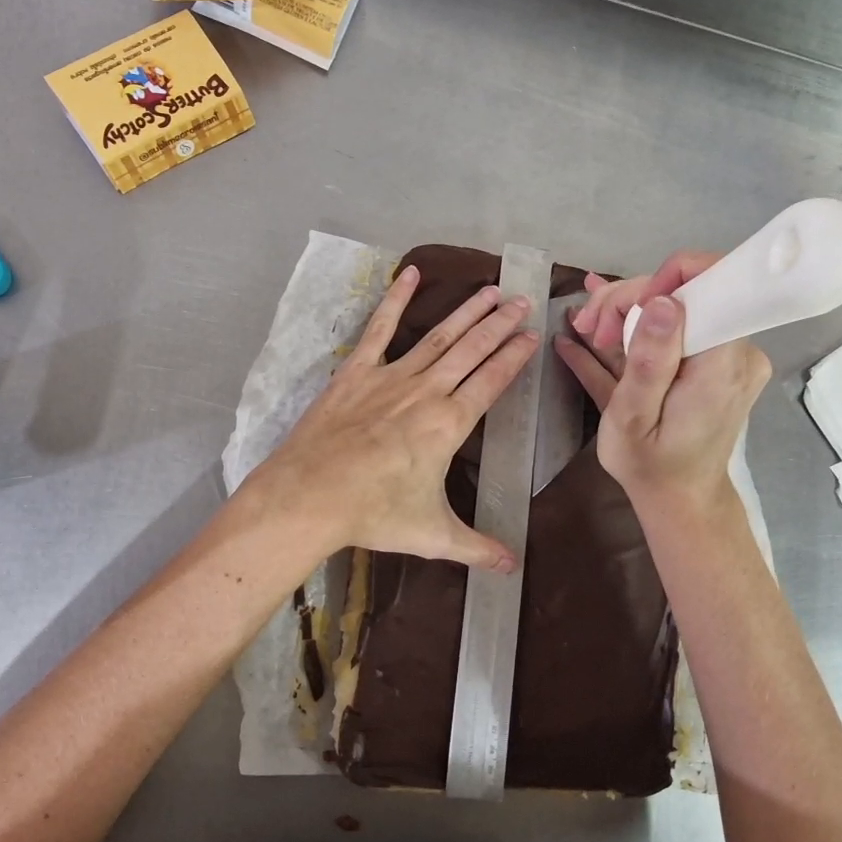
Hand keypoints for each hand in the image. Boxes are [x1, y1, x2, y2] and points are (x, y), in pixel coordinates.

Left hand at [242, 265, 537, 570]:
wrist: (309, 496)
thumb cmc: (374, 514)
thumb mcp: (433, 535)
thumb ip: (476, 548)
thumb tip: (512, 567)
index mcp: (449, 424)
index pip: (492, 380)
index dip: (514, 357)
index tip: (532, 336)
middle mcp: (426, 391)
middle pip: (471, 350)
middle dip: (499, 325)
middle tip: (521, 301)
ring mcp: (390, 377)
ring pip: (438, 336)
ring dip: (466, 312)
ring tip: (489, 289)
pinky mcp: (356, 372)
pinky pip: (379, 329)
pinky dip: (396, 300)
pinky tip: (411, 273)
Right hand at [556, 255, 771, 510]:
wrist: (678, 500)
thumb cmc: (651, 466)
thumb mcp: (633, 418)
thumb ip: (650, 360)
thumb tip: (663, 300)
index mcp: (722, 361)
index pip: (709, 283)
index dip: (661, 281)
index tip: (620, 310)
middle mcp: (734, 351)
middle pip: (683, 296)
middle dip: (628, 302)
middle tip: (588, 328)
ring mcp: (724, 357)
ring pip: (674, 312)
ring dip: (626, 315)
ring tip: (584, 329)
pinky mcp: (711, 365)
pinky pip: (677, 333)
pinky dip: (641, 329)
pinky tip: (600, 320)